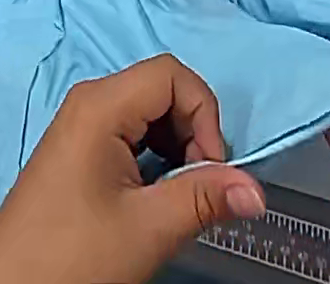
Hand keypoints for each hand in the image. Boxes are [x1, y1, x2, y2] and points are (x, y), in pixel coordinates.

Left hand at [0, 54, 266, 283]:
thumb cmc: (72, 256)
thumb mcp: (146, 229)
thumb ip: (204, 198)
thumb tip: (257, 191)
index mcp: (102, 103)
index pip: (172, 74)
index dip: (203, 113)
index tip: (210, 168)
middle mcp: (92, 99)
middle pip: (162, 88)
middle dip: (191, 130)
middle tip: (197, 185)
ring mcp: (84, 120)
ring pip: (149, 110)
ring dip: (175, 145)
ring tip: (177, 195)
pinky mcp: (82, 144)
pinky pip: (131, 130)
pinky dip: (155, 155)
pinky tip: (154, 194)